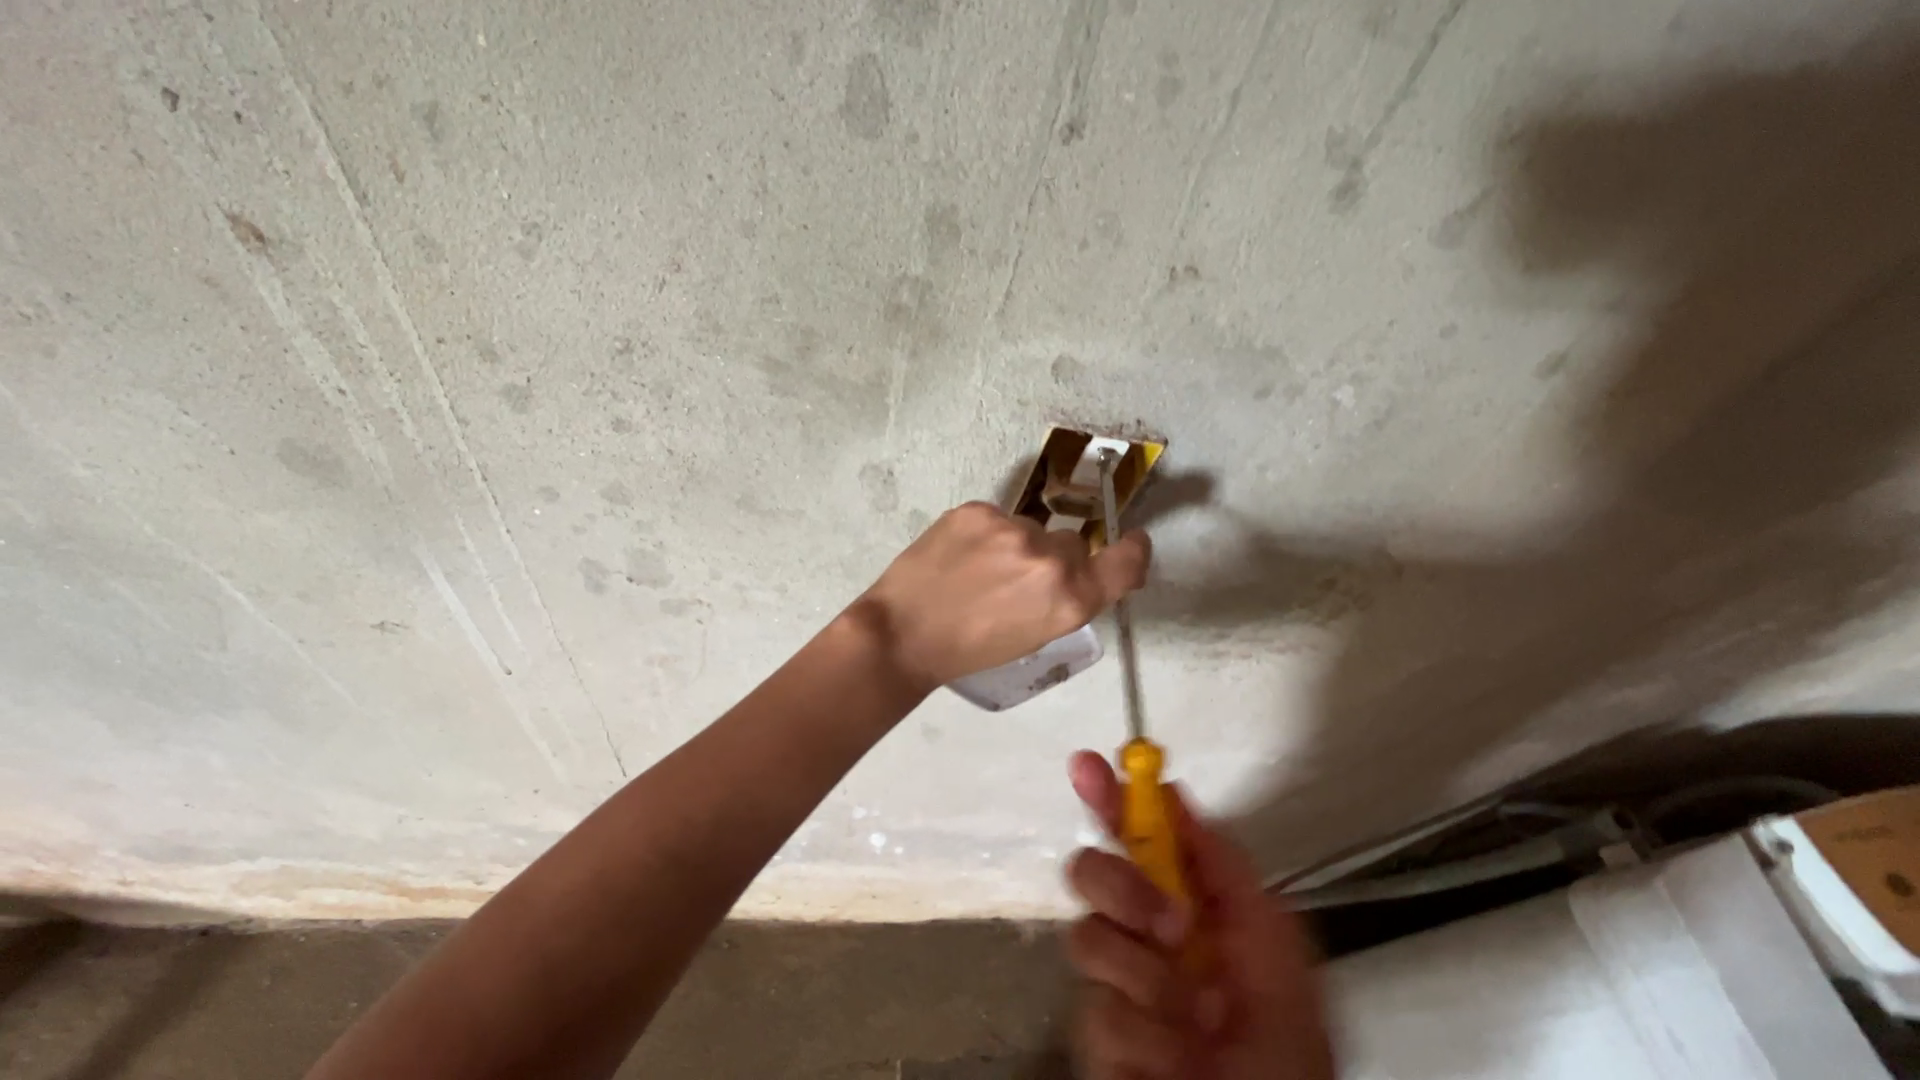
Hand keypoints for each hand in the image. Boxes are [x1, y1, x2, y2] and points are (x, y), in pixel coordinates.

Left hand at [857, 502, 1149, 688]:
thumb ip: (1064, 600)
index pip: (1125, 563)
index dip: (1134, 551)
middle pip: (1073, 544)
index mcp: (1070, 600)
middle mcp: (1050, 559)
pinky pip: (996, 518)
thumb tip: (1073, 573)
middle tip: (1017, 583)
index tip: (1133, 542)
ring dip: (1015, 545)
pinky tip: (959, 558)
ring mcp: (1012, 529)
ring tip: (978, 572)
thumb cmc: (970, 650)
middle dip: (1054, 559)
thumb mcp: (1034, 636)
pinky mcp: (977, 511)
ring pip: (1031, 528)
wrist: (904, 634)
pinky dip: (984, 534)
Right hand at [1064, 751, 1335, 1079]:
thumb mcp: (1274, 942)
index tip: (1088, 766)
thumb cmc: (1287, 1041)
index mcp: (1185, 903)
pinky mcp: (1098, 1037)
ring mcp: (1115, 985)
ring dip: (1151, 979)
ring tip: (1203, 1019)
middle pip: (1090, 872)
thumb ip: (1225, 867)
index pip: (1135, 835)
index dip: (1108, 796)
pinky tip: (1183, 1057)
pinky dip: (1151, 1035)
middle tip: (1174, 926)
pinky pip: (1099, 1012)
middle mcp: (1141, 933)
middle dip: (1123, 887)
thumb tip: (1173, 794)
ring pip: (1087, 938)